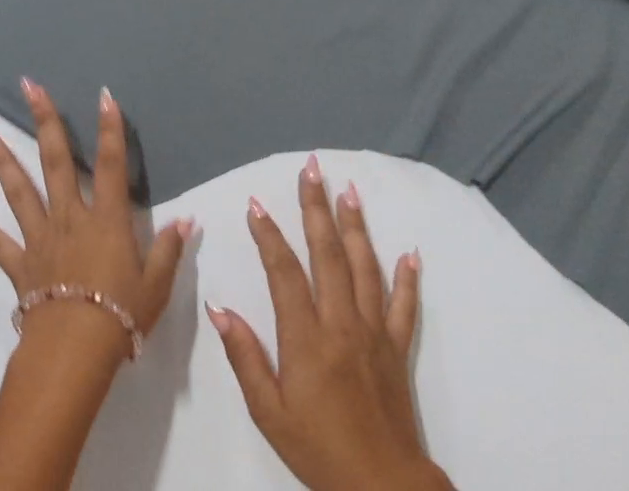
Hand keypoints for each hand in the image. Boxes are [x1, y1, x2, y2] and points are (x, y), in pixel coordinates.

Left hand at [0, 77, 192, 356]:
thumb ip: (169, 249)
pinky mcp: (19, 264)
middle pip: (56, 161)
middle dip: (45, 121)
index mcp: (106, 220)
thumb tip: (187, 221)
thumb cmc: (121, 315)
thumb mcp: (157, 284)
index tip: (103, 96)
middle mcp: (69, 218)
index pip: (110, 165)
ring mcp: (39, 238)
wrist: (75, 348)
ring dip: (0, 160)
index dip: (110, 130)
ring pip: (18, 191)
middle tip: (29, 87)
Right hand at [208, 157, 452, 490]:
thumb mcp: (268, 411)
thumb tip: (219, 309)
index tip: (255, 204)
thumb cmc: (317, 449)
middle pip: (328, 254)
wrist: (384, 485)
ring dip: (355, 226)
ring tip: (349, 190)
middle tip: (311, 170)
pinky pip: (404, 305)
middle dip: (316, 208)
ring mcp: (374, 333)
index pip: (284, 272)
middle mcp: (342, 323)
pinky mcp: (397, 348)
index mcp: (306, 338)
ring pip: (365, 267)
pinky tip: (409, 251)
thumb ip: (245, 356)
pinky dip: (407, 277)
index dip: (268, 235)